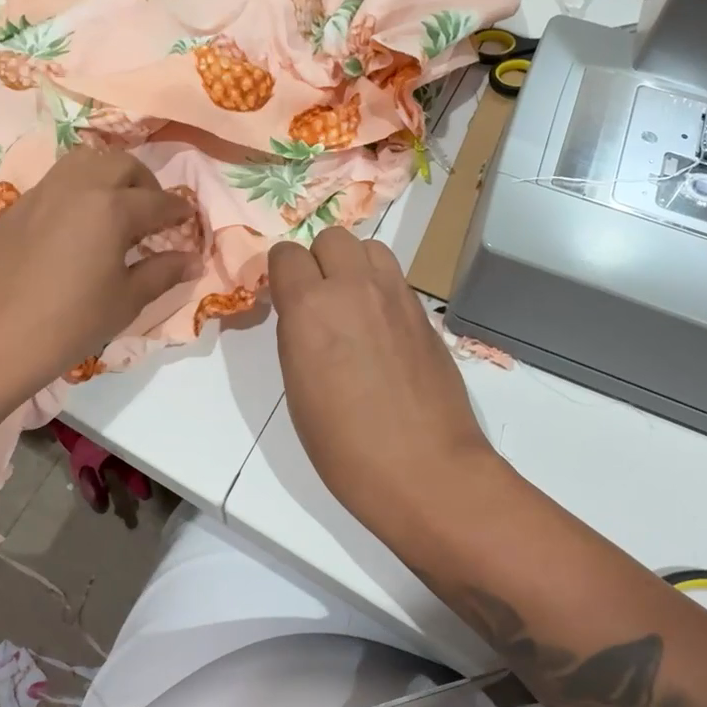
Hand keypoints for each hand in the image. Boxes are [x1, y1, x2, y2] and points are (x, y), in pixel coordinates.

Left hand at [0, 150, 196, 423]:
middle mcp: (78, 188)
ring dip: (107, 174)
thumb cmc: (70, 326)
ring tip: (113, 206)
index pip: (159, 201)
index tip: (188, 218)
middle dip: (145, 183)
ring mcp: (41, 194)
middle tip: (152, 212)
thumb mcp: (126, 301)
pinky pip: (53, 183)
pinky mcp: (14, 208)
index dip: (179, 210)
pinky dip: (74, 191)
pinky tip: (74, 225)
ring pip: (83, 161)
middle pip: (122, 164)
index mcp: (112, 208)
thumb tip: (193, 259)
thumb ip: (163, 272)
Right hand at [269, 228, 497, 532]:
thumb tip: (304, 314)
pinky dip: (382, 289)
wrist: (425, 469)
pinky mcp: (425, 313)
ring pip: (370, 248)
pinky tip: (382, 329)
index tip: (283, 298)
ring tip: (352, 306)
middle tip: (318, 299)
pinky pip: (396, 279)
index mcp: (311, 307)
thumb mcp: (298, 389)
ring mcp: (396, 296)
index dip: (281, 274)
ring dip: (355, 266)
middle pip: (332, 237)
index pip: (286, 254)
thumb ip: (297, 335)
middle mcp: (354, 287)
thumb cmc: (345, 447)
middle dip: (319, 260)